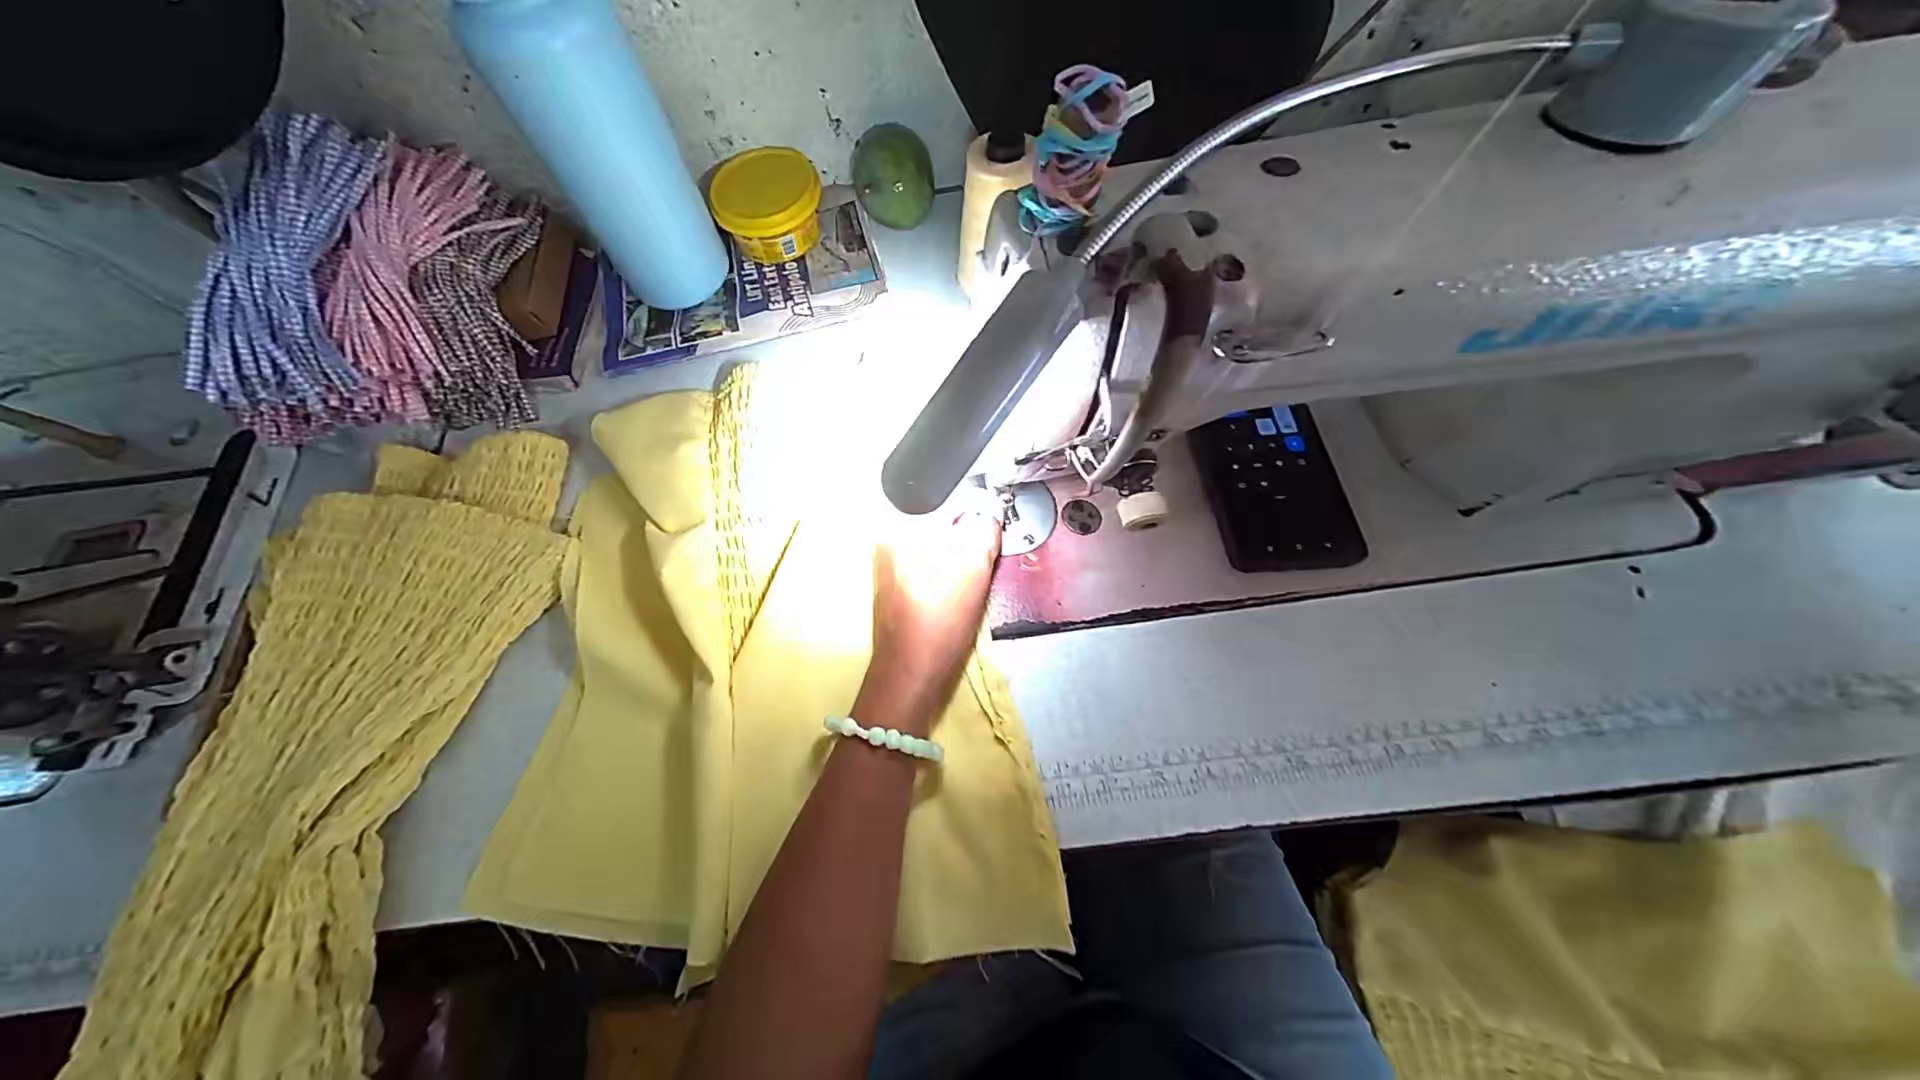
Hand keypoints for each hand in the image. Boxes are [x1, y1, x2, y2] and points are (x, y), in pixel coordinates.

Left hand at [855, 491, 1002, 736]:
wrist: (911, 677)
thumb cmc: (938, 627)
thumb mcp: (973, 571)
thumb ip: (983, 530)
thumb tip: (990, 509)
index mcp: (897, 528)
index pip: (947, 498)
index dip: (976, 507)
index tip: (993, 519)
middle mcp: (886, 541)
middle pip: (943, 520)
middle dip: (967, 534)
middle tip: (982, 556)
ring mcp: (888, 564)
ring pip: (938, 544)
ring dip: (959, 554)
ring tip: (968, 579)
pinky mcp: (895, 586)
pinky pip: (930, 564)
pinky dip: (947, 572)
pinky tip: (954, 594)